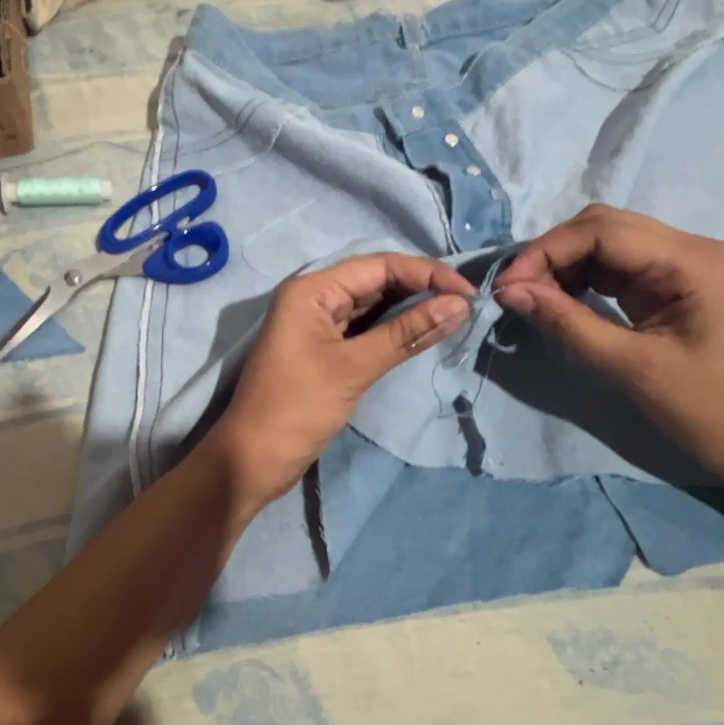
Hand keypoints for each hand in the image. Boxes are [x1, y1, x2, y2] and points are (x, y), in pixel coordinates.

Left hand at [213, 253, 474, 504]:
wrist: (253, 459)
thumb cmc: (298, 407)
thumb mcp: (355, 367)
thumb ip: (407, 334)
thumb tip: (459, 306)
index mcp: (312, 290)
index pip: (379, 265)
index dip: (427, 273)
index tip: (470, 293)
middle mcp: (314, 298)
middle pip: (377, 281)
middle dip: (422, 289)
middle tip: (469, 306)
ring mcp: (318, 325)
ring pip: (374, 305)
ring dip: (412, 309)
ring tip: (457, 317)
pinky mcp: (324, 350)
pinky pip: (365, 329)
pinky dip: (394, 331)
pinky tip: (425, 334)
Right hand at [492, 205, 723, 476]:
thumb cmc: (705, 408)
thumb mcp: (629, 367)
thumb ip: (567, 323)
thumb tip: (510, 292)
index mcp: (694, 262)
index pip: (604, 231)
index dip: (548, 251)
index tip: (507, 284)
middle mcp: (694, 249)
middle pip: (604, 226)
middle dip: (553, 253)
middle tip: (515, 289)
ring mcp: (686, 264)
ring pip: (607, 241)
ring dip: (564, 264)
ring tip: (531, 295)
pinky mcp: (674, 282)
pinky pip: (617, 264)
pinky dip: (582, 277)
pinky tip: (559, 298)